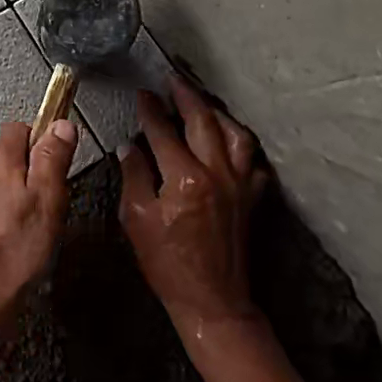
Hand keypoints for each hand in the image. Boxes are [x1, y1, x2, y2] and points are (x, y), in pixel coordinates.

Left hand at [0, 118, 78, 329]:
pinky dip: (7, 217)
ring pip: (4, 181)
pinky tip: (19, 240)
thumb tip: (62, 126)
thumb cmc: (11, 251)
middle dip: (35, 171)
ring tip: (36, 225)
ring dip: (21, 196)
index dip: (45, 140)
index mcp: (0, 157)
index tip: (60, 160)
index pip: (24, 126)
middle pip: (14, 154)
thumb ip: (54, 155)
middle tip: (51, 199)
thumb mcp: (48, 195)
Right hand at [119, 79, 268, 331]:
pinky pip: (252, 161)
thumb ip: (134, 176)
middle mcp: (217, 172)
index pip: (164, 131)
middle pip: (203, 120)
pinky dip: (241, 146)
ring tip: (202, 103)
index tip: (143, 94)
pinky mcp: (251, 197)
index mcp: (185, 178)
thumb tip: (129, 146)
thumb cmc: (168, 265)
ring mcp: (239, 183)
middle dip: (186, 95)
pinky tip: (229, 143)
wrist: (211, 301)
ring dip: (217, 113)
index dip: (151, 109)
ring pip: (235, 133)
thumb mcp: (137, 221)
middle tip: (173, 81)